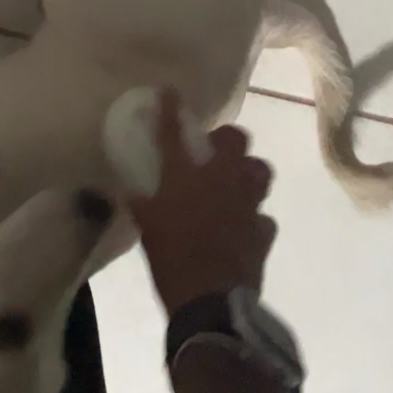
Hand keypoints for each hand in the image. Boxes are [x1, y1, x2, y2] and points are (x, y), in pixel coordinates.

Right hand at [125, 89, 277, 312]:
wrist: (210, 302)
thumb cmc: (170, 258)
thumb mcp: (145, 227)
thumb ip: (140, 202)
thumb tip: (129, 190)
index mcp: (187, 175)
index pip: (174, 131)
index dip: (171, 108)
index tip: (169, 91)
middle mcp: (222, 180)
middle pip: (236, 139)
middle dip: (227, 139)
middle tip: (213, 150)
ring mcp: (248, 204)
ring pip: (261, 171)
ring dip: (249, 172)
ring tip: (235, 181)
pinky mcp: (263, 232)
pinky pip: (264, 216)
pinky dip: (254, 218)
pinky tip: (243, 226)